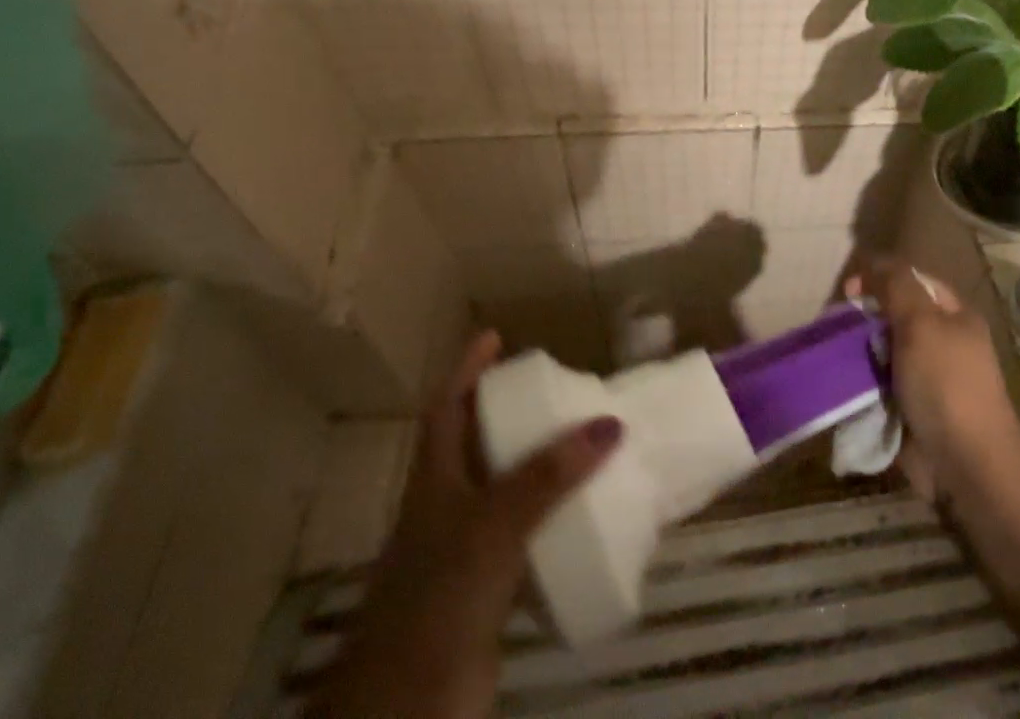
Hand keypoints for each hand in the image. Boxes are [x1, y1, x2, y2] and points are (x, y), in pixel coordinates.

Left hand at [312, 330, 620, 718]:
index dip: (467, 370)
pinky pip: (528, 537)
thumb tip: (610, 424)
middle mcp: (446, 508)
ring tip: (588, 445)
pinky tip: (587, 520)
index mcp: (434, 482)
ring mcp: (464, 550)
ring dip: (542, 467)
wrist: (408, 698)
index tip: (497, 337)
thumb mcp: (493, 526)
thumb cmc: (440, 596)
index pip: (446, 409)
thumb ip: (548, 476)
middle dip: (514, 415)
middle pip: (477, 446)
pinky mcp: (488, 587)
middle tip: (564, 394)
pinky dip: (555, 521)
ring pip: (506, 492)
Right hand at [847, 260, 1019, 500]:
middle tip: (831, 329)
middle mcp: (943, 345)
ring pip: (881, 357)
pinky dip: (858, 390)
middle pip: (894, 320)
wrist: (965, 463)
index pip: (914, 284)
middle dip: (863, 323)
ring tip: (826, 357)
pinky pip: (877, 392)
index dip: (881, 280)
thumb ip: (897, 287)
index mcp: (955, 317)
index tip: (846, 291)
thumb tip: (874, 261)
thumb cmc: (946, 385)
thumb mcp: (922, 323)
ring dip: (856, 358)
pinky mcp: (910, 413)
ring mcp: (927, 381)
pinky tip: (835, 388)